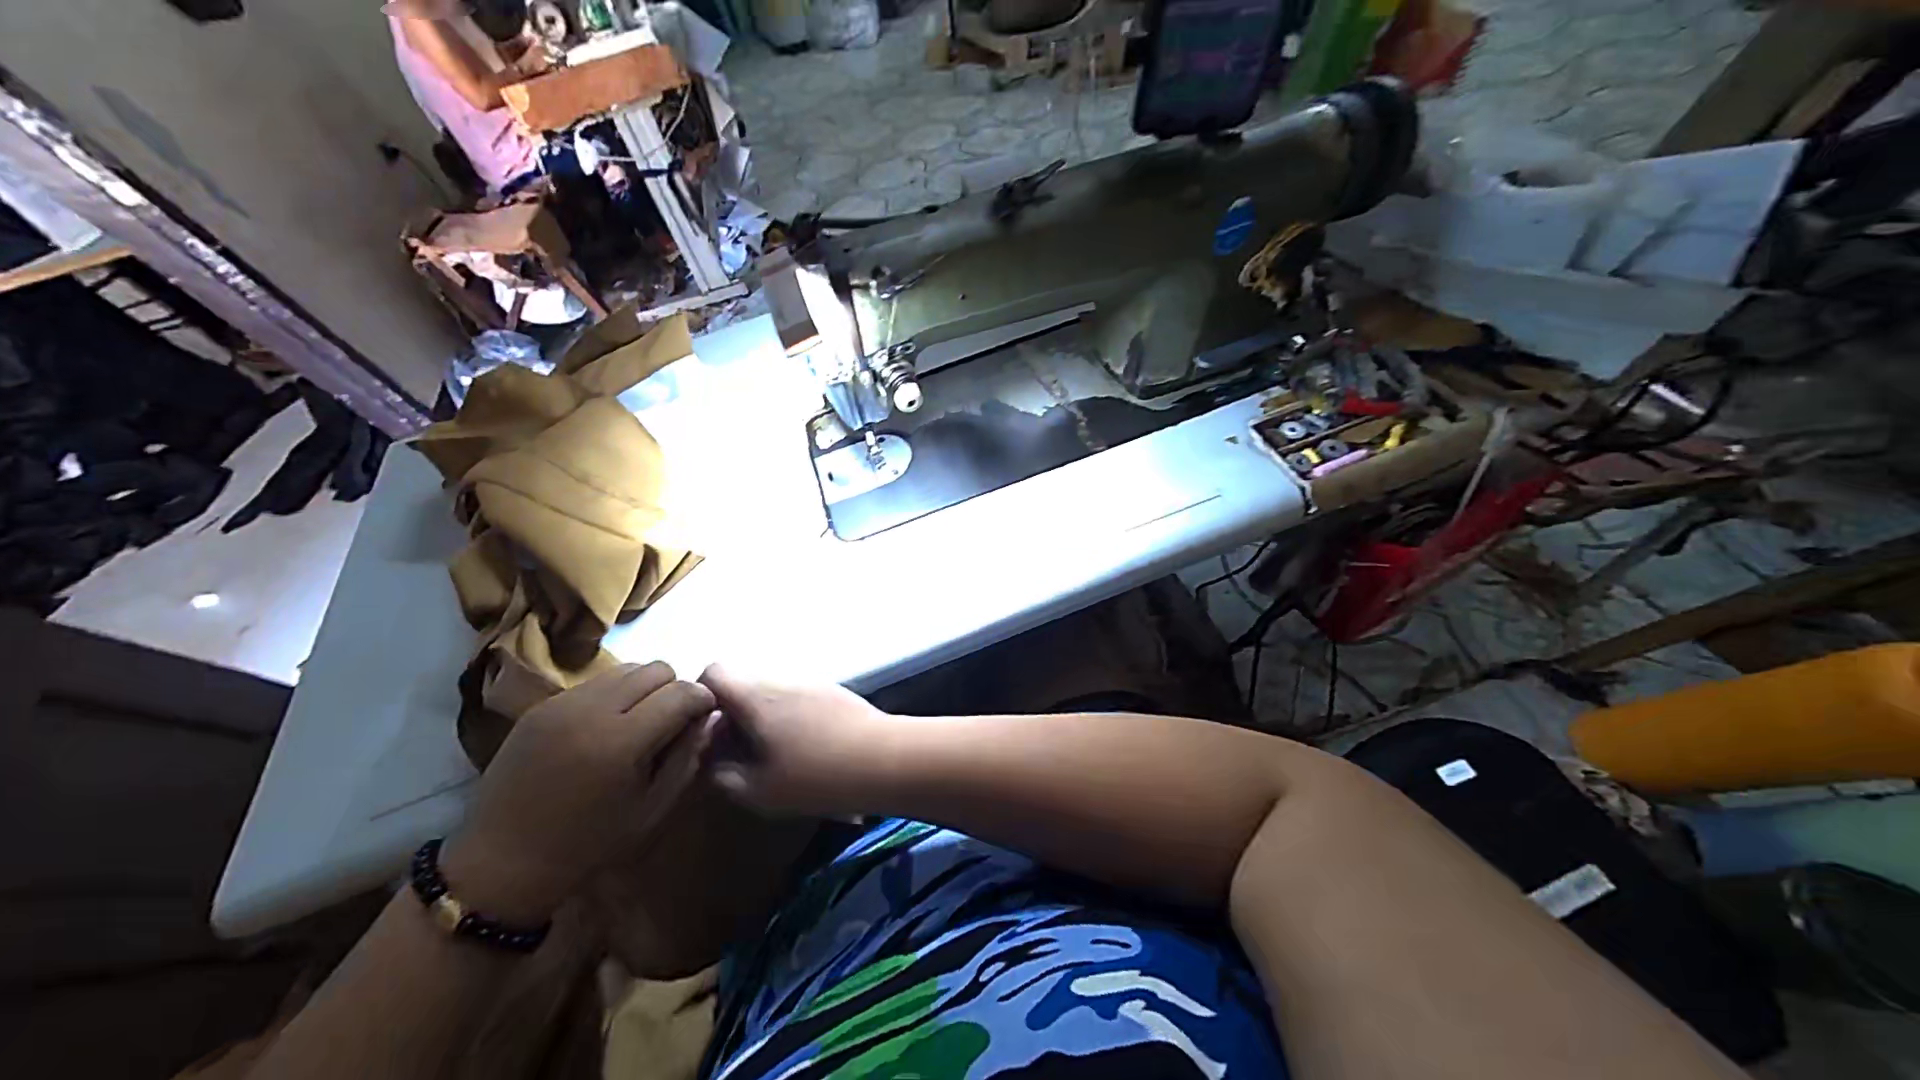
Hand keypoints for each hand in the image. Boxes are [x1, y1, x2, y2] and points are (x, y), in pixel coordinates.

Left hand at [444, 663, 716, 923]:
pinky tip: (606, 728)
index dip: (703, 699)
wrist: (503, 861)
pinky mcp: (541, 706)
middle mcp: (592, 710)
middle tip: (672, 721)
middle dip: (674, 689)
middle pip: (656, 669)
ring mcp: (562, 704)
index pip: (681, 693)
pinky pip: (594, 683)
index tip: (705, 716)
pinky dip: (613, 695)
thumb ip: (687, 758)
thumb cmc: (588, 844)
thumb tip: (711, 718)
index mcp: (622, 741)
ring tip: (639, 721)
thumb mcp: (653, 810)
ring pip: (625, 669)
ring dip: (644, 688)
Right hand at [700, 664, 892, 816]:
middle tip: (738, 753)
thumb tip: (709, 758)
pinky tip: (806, 752)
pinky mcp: (835, 692)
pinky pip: (798, 700)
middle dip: (733, 715)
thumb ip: (720, 774)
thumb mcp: (757, 789)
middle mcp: (782, 680)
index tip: (707, 733)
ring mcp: (812, 682)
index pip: (713, 673)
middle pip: (743, 684)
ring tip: (774, 757)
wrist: (885, 759)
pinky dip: (790, 719)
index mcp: (756, 695)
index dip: (701, 699)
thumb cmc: (815, 775)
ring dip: (763, 719)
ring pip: (772, 694)